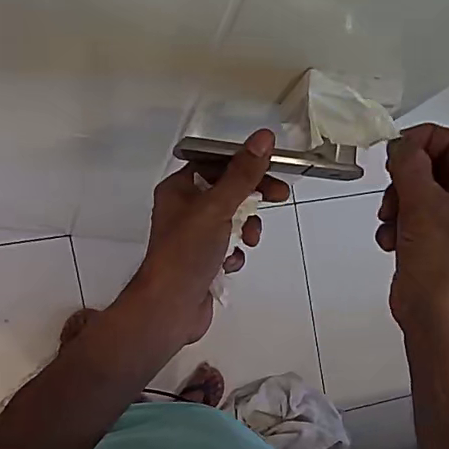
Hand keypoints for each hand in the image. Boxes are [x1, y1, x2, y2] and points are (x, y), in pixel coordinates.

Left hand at [126, 128, 291, 344]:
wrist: (171, 308)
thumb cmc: (184, 255)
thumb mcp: (217, 208)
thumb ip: (242, 175)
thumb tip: (262, 140)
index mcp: (178, 189)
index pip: (216, 163)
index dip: (244, 163)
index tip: (270, 167)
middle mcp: (184, 210)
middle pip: (228, 191)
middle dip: (252, 197)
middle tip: (278, 196)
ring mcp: (193, 237)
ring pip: (232, 220)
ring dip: (246, 228)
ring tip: (249, 240)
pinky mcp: (203, 261)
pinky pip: (229, 247)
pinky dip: (235, 253)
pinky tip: (230, 263)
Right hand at [377, 123, 448, 328]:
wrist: (434, 315)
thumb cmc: (442, 268)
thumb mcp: (422, 204)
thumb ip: (409, 165)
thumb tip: (400, 144)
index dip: (424, 141)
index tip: (396, 149)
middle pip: (434, 166)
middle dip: (405, 179)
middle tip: (392, 193)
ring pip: (418, 190)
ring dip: (397, 202)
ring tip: (391, 222)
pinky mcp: (435, 238)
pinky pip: (411, 214)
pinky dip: (397, 223)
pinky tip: (392, 240)